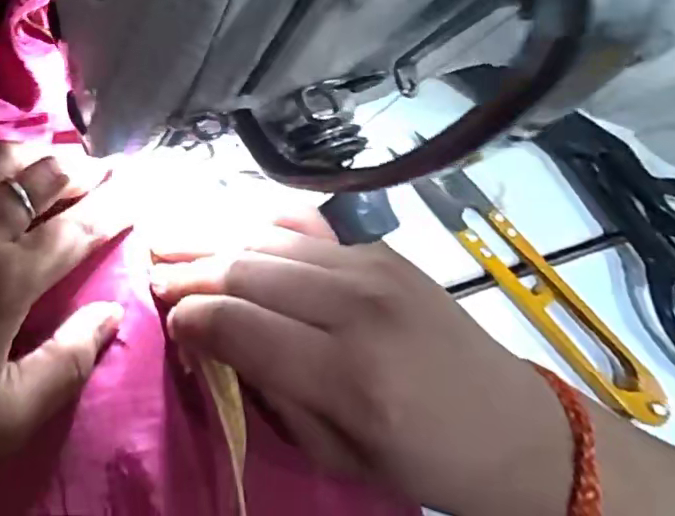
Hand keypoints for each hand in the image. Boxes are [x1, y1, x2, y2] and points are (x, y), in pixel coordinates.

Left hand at [0, 133, 131, 493]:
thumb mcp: (9, 414)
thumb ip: (69, 361)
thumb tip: (113, 314)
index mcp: (10, 280)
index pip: (76, 229)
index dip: (112, 209)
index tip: (135, 194)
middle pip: (41, 179)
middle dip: (80, 169)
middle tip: (104, 167)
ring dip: (34, 150)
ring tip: (57, 152)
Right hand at [151, 217, 571, 515]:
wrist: (522, 431)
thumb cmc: (424, 458)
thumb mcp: (335, 451)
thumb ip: (262, 387)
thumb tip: (201, 335)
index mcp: (351, 377)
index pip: (236, 323)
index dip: (188, 317)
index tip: (169, 322)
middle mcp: (357, 307)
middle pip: (240, 268)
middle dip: (185, 270)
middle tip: (152, 276)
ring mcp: (369, 265)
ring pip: (259, 235)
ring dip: (206, 237)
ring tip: (169, 242)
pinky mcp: (376, 245)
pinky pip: (295, 217)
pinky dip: (249, 218)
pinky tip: (221, 223)